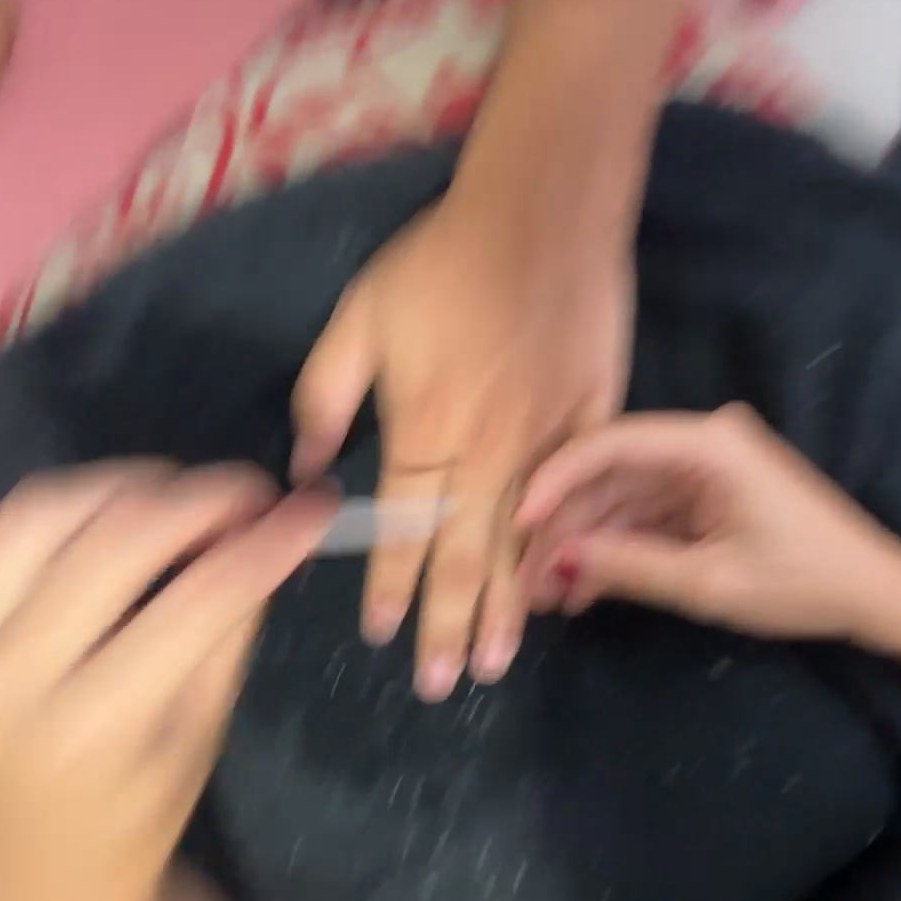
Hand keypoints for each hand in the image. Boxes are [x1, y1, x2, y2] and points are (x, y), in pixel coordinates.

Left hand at [0, 463, 336, 900]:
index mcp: (94, 725)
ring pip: (30, 521)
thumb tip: (266, 530)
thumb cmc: (146, 798)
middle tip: (255, 491)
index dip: (272, 540)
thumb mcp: (208, 721)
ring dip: (120, 485)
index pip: (204, 598)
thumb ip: (231, 619)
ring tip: (173, 493)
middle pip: (115, 543)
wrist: (48, 867)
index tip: (317, 506)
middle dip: (204, 498)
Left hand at [292, 200, 631, 700]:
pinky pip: (579, 499)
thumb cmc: (447, 261)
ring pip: (523, 538)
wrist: (545, 219)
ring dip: (509, 604)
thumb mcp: (363, 311)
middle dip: (450, 620)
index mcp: (427, 424)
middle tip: (442, 682)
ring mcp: (549, 441)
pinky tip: (564, 586)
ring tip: (500, 659)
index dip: (389, 583)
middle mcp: (490, 448)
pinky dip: (568, 547)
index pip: (402, 525)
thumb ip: (328, 392)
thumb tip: (307, 464)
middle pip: (465, 550)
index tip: (380, 635)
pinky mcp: (593, 423)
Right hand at [514, 404, 900, 645]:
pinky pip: (649, 517)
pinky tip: (585, 589)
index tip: (519, 522)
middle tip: (526, 579)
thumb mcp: (710, 582)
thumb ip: (629, 567)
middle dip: (568, 527)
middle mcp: (702, 444)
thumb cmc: (803, 582)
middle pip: (613, 475)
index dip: (558, 480)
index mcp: (710, 443)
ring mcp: (705, 470)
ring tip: (547, 596)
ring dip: (588, 544)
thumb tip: (557, 562)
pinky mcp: (709, 497)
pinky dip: (620, 550)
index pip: (613, 444)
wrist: (875, 594)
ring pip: (625, 500)